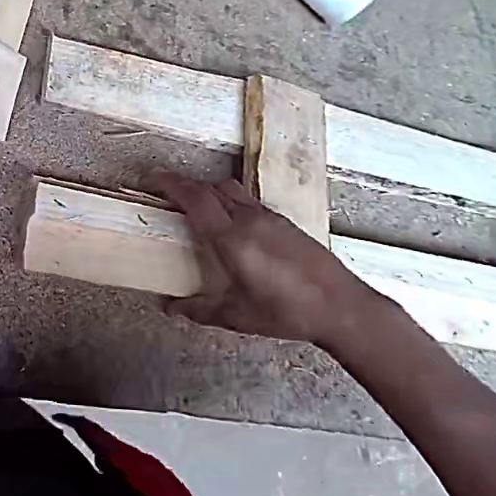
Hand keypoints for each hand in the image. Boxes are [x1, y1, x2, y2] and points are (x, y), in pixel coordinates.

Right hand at [150, 171, 383, 349]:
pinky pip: (250, 201)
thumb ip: (200, 309)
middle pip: (212, 188)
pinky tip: (233, 224)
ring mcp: (270, 218)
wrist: (341, 306)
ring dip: (210, 191)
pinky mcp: (285, 223)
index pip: (196, 199)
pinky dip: (232, 202)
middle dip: (186, 186)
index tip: (154, 178)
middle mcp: (250, 220)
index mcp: (233, 239)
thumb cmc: (288, 312)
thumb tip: (172, 308)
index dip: (172, 184)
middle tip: (168, 192)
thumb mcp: (238, 316)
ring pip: (233, 191)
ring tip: (198, 206)